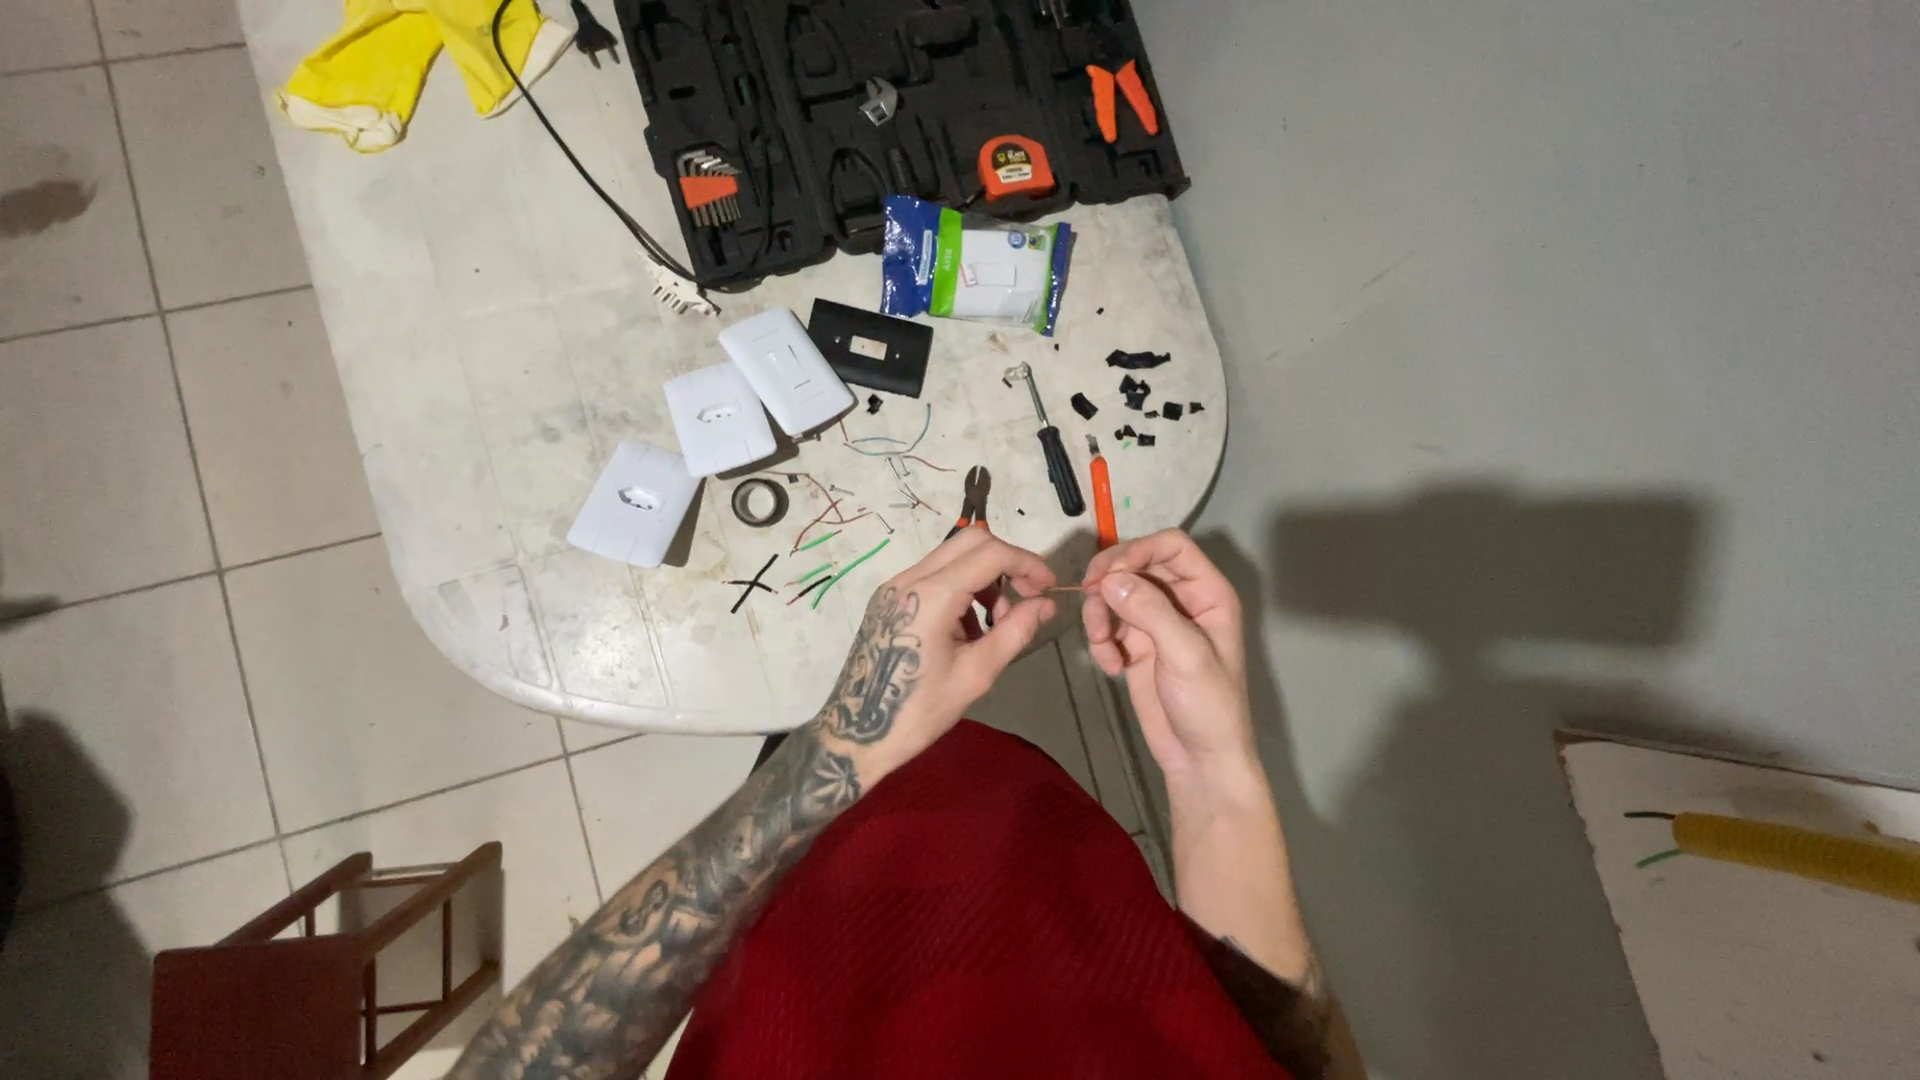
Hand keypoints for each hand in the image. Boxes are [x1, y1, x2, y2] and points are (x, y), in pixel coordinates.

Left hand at [814, 529, 1057, 781]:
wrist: (856, 735)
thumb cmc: (919, 711)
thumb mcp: (976, 673)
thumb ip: (1015, 631)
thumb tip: (1046, 604)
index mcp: (932, 596)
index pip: (991, 553)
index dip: (1028, 564)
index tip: (1048, 588)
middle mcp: (910, 579)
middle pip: (971, 541)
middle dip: (1007, 564)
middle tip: (1025, 600)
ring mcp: (895, 587)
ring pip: (952, 557)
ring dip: (984, 578)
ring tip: (994, 626)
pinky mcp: (888, 599)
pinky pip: (933, 576)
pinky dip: (960, 589)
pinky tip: (967, 631)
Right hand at [1081, 529, 1254, 784]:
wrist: (1199, 760)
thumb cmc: (1208, 706)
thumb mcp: (1185, 654)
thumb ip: (1149, 611)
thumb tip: (1109, 580)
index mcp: (1207, 593)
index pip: (1171, 546)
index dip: (1137, 550)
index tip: (1108, 573)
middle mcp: (1181, 599)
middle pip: (1136, 564)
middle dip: (1110, 579)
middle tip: (1088, 595)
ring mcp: (1157, 621)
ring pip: (1116, 593)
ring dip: (1100, 615)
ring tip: (1101, 645)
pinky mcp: (1136, 644)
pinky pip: (1109, 624)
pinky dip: (1101, 641)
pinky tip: (1110, 667)